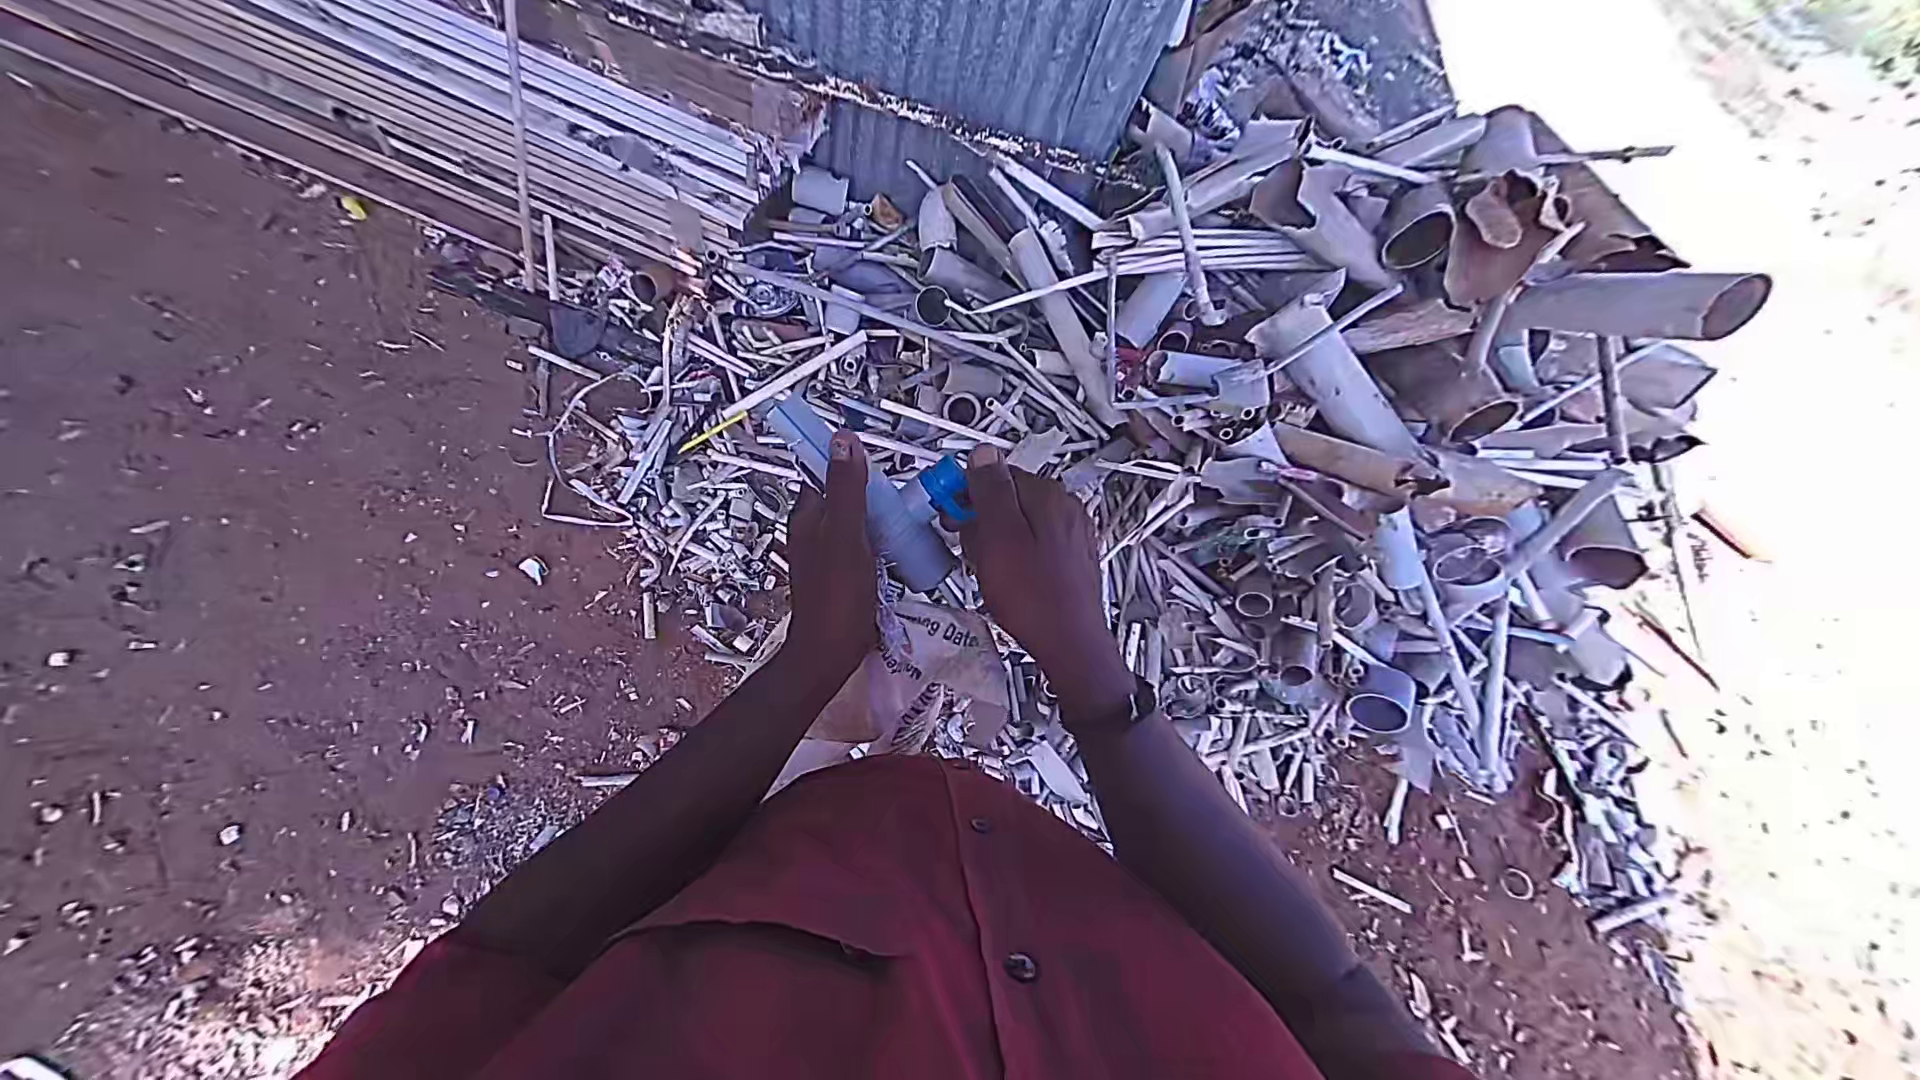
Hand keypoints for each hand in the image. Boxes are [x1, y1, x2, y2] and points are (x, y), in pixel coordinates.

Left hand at [784, 431, 875, 684]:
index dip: (848, 462)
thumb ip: (845, 488)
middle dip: (872, 493)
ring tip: (902, 521)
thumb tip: (843, 441)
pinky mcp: (843, 571)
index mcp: (807, 516)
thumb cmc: (837, 595)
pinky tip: (896, 549)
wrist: (833, 651)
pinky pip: (864, 544)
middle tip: (897, 499)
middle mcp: (813, 531)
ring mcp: (828, 553)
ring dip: (879, 517)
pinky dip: (880, 541)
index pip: (823, 471)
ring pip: (857, 520)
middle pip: (845, 496)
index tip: (876, 465)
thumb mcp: (846, 533)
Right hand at [959, 446, 1135, 726]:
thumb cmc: (1032, 597)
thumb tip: (983, 454)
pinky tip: (1005, 575)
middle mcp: (1066, 507)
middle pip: (1010, 497)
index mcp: (1048, 495)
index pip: (997, 473)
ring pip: (1020, 521)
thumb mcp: (999, 538)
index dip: (966, 492)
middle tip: (965, 543)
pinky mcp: (1071, 557)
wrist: (1069, 644)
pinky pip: (1034, 542)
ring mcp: (1072, 533)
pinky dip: (1014, 553)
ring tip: (984, 564)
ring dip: (995, 536)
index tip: (948, 512)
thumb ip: (990, 491)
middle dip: (981, 517)